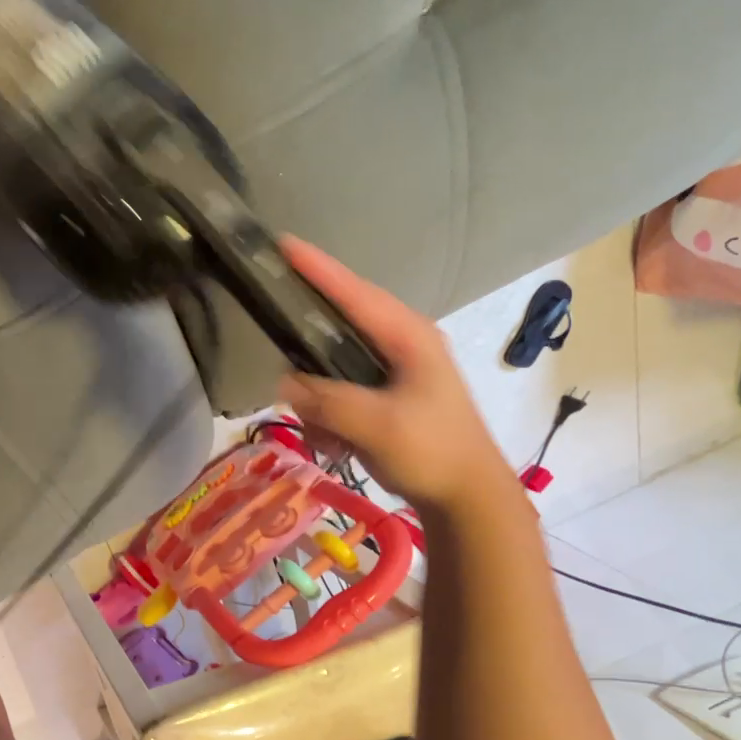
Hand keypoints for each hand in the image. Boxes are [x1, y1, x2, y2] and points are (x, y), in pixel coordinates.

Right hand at [276, 237, 512, 512]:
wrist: (466, 494)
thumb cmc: (431, 450)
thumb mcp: (376, 425)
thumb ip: (326, 399)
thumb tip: (284, 382)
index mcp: (407, 337)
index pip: (354, 293)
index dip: (318, 269)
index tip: (283, 244)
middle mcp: (400, 344)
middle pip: (337, 324)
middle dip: (306, 344)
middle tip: (273, 339)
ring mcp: (392, 370)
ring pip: (331, 367)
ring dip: (317, 399)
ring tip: (325, 432)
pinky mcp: (383, 396)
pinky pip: (337, 394)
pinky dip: (327, 417)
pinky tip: (334, 444)